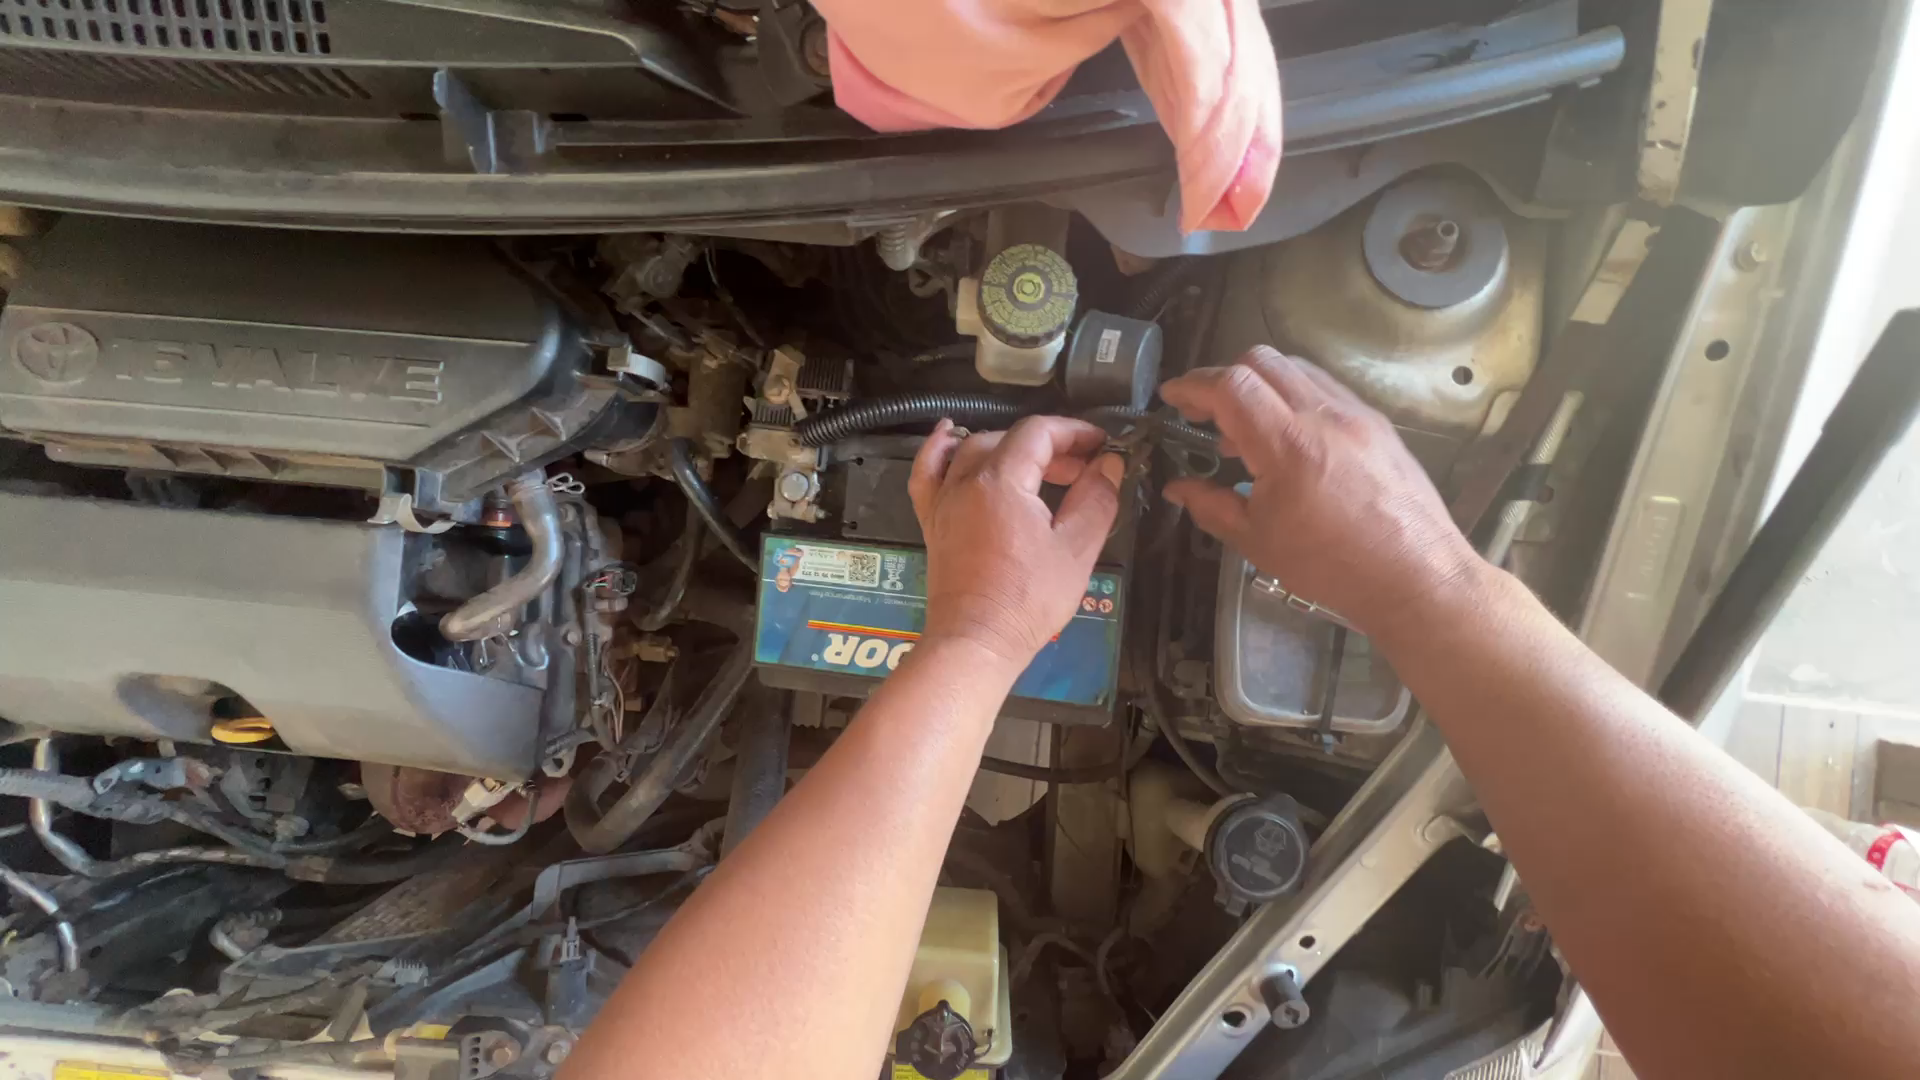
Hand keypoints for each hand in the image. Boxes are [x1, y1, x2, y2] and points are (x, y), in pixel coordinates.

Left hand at [909, 416, 1124, 666]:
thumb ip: (1095, 499)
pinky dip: (939, 450)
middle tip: (1080, 471)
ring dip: (1008, 449)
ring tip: (1038, 467)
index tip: (1100, 446)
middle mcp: (965, 481)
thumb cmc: (1028, 600)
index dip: (1073, 432)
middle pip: (1007, 439)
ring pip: (971, 450)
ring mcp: (942, 500)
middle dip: (1049, 447)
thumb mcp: (1076, 550)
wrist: (976, 641)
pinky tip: (949, 436)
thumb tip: (1108, 463)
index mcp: (1001, 482)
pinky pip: (928, 472)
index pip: (1037, 433)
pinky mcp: (931, 521)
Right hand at [1159, 347, 1482, 638]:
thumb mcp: (1255, 540)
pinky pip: (1323, 387)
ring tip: (1241, 427)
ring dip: (1257, 383)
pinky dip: (1290, 395)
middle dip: (1221, 377)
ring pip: (1295, 367)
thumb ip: (1209, 505)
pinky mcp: (1375, 422)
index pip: (1231, 385)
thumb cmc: (1328, 565)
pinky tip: (1283, 435)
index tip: (1171, 398)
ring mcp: (1355, 413)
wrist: (1415, 576)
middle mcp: (1323, 415)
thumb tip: (1177, 488)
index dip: (1193, 385)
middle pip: (1261, 361)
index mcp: (1287, 445)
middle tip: (1202, 411)